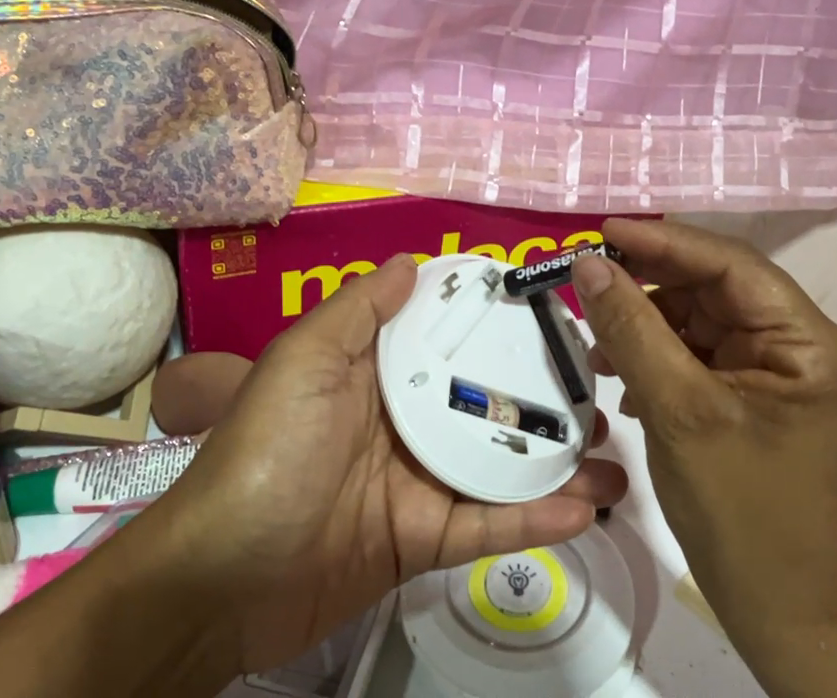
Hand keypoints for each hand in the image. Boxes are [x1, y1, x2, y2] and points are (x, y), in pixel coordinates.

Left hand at [142, 253, 627, 674]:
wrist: (222, 579)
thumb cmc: (267, 452)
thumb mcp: (302, 363)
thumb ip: (359, 312)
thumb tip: (412, 258)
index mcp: (377, 376)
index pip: (449, 343)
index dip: (498, 329)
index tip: (557, 318)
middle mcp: (402, 423)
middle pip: (486, 405)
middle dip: (545, 401)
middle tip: (603, 396)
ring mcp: (416, 484)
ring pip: (499, 469)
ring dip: (557, 466)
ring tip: (614, 459)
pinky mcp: (422, 541)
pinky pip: (487, 527)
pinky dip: (535, 522)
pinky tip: (585, 510)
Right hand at [575, 220, 836, 696]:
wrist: (769, 597)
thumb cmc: (736, 505)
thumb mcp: (678, 410)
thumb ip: (633, 329)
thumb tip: (589, 263)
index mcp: (806, 341)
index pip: (732, 265)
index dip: (666, 242)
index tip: (604, 229)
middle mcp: (796, 344)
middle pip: (713, 288)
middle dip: (649, 286)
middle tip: (588, 282)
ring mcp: (772, 369)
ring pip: (697, 318)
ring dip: (645, 325)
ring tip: (598, 346)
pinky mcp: (746, 392)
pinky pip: (694, 352)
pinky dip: (654, 356)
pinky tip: (621, 377)